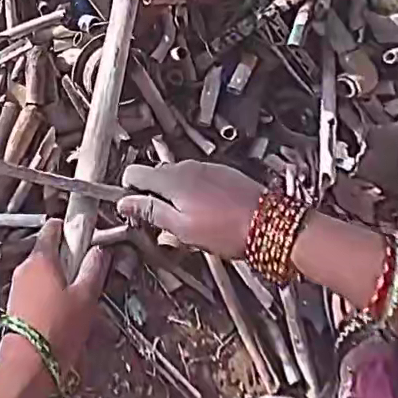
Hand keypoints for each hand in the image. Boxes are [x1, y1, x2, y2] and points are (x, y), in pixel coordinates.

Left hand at [4, 219, 109, 368]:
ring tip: (80, 308)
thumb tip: (99, 252)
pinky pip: (39, 294)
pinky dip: (53, 301)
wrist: (27, 367)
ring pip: (47, 276)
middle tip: (88, 282)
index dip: (72, 230)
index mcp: (41, 257)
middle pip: (52, 253)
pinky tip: (66, 321)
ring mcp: (19, 286)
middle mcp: (26, 267)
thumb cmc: (55, 331)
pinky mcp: (17, 306)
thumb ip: (94, 268)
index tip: (86, 239)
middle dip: (72, 266)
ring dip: (64, 286)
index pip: (54, 226)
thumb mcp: (85, 297)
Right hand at [117, 161, 265, 258]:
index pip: (133, 173)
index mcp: (171, 179)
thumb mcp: (182, 228)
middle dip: (153, 196)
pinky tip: (207, 214)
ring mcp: (204, 167)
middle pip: (154, 175)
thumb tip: (125, 203)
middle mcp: (185, 167)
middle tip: (164, 224)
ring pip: (176, 178)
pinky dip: (194, 193)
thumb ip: (150, 212)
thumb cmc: (228, 230)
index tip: (136, 210)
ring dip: (174, 196)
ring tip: (190, 222)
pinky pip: (196, 179)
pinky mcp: (220, 172)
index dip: (129, 192)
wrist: (272, 224)